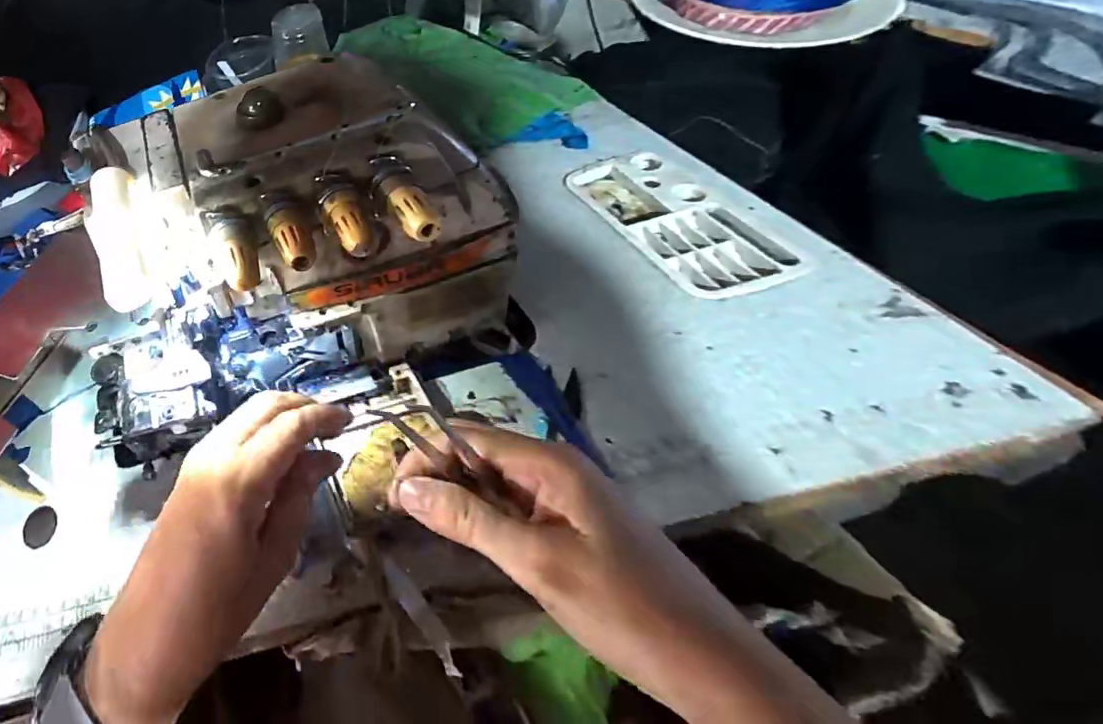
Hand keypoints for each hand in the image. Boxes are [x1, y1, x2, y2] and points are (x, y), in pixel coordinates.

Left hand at [82, 392, 350, 723]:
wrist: (148, 636)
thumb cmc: (218, 608)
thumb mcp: (273, 557)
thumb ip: (298, 496)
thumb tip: (324, 457)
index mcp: (238, 476)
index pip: (289, 424)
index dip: (323, 415)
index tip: (350, 419)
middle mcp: (215, 453)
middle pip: (264, 405)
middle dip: (303, 405)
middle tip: (334, 423)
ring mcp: (197, 458)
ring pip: (246, 413)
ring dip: (281, 414)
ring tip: (313, 436)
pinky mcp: (189, 470)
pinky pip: (232, 431)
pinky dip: (260, 429)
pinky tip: (281, 452)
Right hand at [390, 424, 848, 723]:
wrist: (712, 664)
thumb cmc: (622, 608)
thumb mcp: (535, 563)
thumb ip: (469, 518)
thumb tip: (406, 484)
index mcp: (549, 461)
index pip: (469, 436)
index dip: (425, 454)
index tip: (390, 490)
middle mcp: (557, 465)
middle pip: (482, 453)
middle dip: (440, 473)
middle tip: (402, 512)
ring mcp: (569, 494)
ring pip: (499, 481)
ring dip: (462, 497)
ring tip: (427, 525)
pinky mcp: (577, 522)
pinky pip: (520, 505)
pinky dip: (490, 517)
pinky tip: (474, 539)